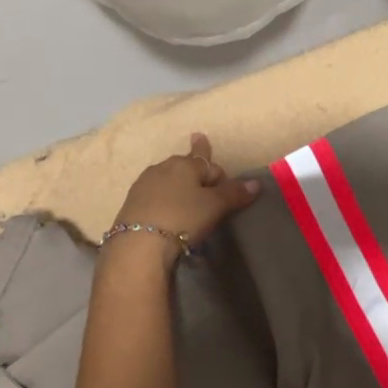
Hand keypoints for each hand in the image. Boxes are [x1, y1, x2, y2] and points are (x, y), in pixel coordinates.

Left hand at [113, 133, 260, 255]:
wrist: (140, 244)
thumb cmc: (183, 218)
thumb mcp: (215, 206)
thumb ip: (234, 193)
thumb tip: (255, 183)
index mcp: (185, 164)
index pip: (205, 158)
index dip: (210, 157)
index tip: (203, 143)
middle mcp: (163, 168)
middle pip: (185, 167)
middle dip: (195, 173)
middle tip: (205, 186)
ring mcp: (144, 184)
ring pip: (168, 180)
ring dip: (178, 186)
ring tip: (186, 200)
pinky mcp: (132, 202)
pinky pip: (155, 194)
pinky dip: (164, 199)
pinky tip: (167, 212)